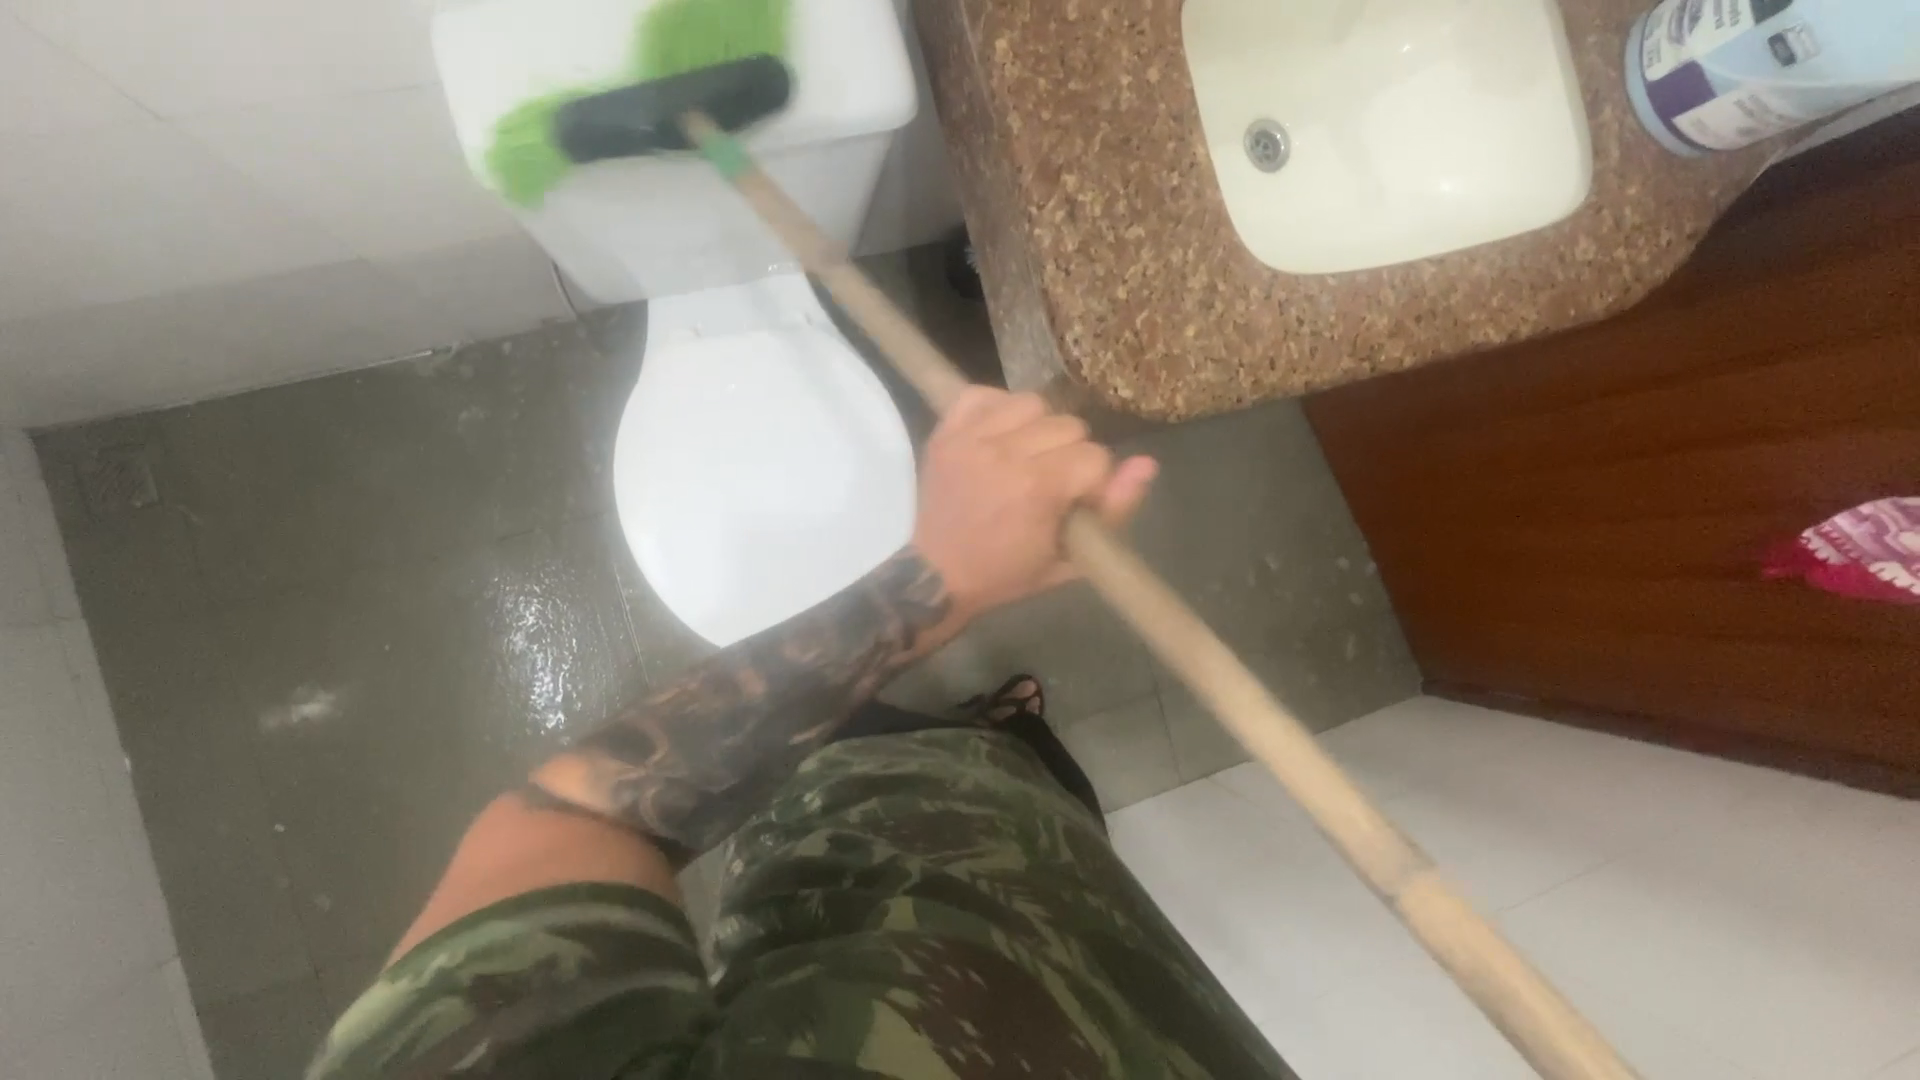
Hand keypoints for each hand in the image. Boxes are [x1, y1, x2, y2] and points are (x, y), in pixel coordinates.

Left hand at [911, 387, 1156, 618]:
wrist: (934, 576)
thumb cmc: (1005, 575)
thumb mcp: (1069, 560)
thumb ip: (1114, 512)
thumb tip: (1148, 464)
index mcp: (1036, 487)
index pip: (1096, 457)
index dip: (1094, 484)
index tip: (1075, 506)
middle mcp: (1004, 452)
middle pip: (1069, 425)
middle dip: (1069, 456)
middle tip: (1050, 486)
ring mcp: (971, 438)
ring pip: (1032, 403)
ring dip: (1038, 428)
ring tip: (1025, 458)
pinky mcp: (945, 431)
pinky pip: (983, 394)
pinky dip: (997, 409)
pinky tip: (999, 437)